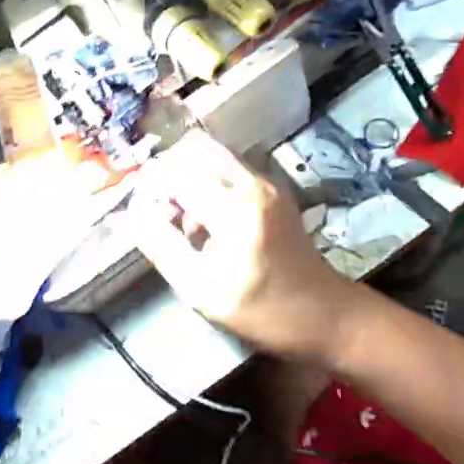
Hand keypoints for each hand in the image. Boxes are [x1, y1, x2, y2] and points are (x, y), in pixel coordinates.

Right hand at [129, 132, 358, 359]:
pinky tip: (206, 220)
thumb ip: (162, 245)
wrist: (326, 314)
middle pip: (193, 149)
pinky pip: (228, 167)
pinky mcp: (272, 188)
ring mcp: (265, 181)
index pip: (175, 173)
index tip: (144, 216)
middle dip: (166, 174)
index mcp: (235, 208)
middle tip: (159, 210)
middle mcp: (251, 182)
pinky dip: (206, 181)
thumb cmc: (262, 311)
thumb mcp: (200, 289)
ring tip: (181, 217)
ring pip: (210, 154)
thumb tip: (138, 211)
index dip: (150, 190)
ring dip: (187, 175)